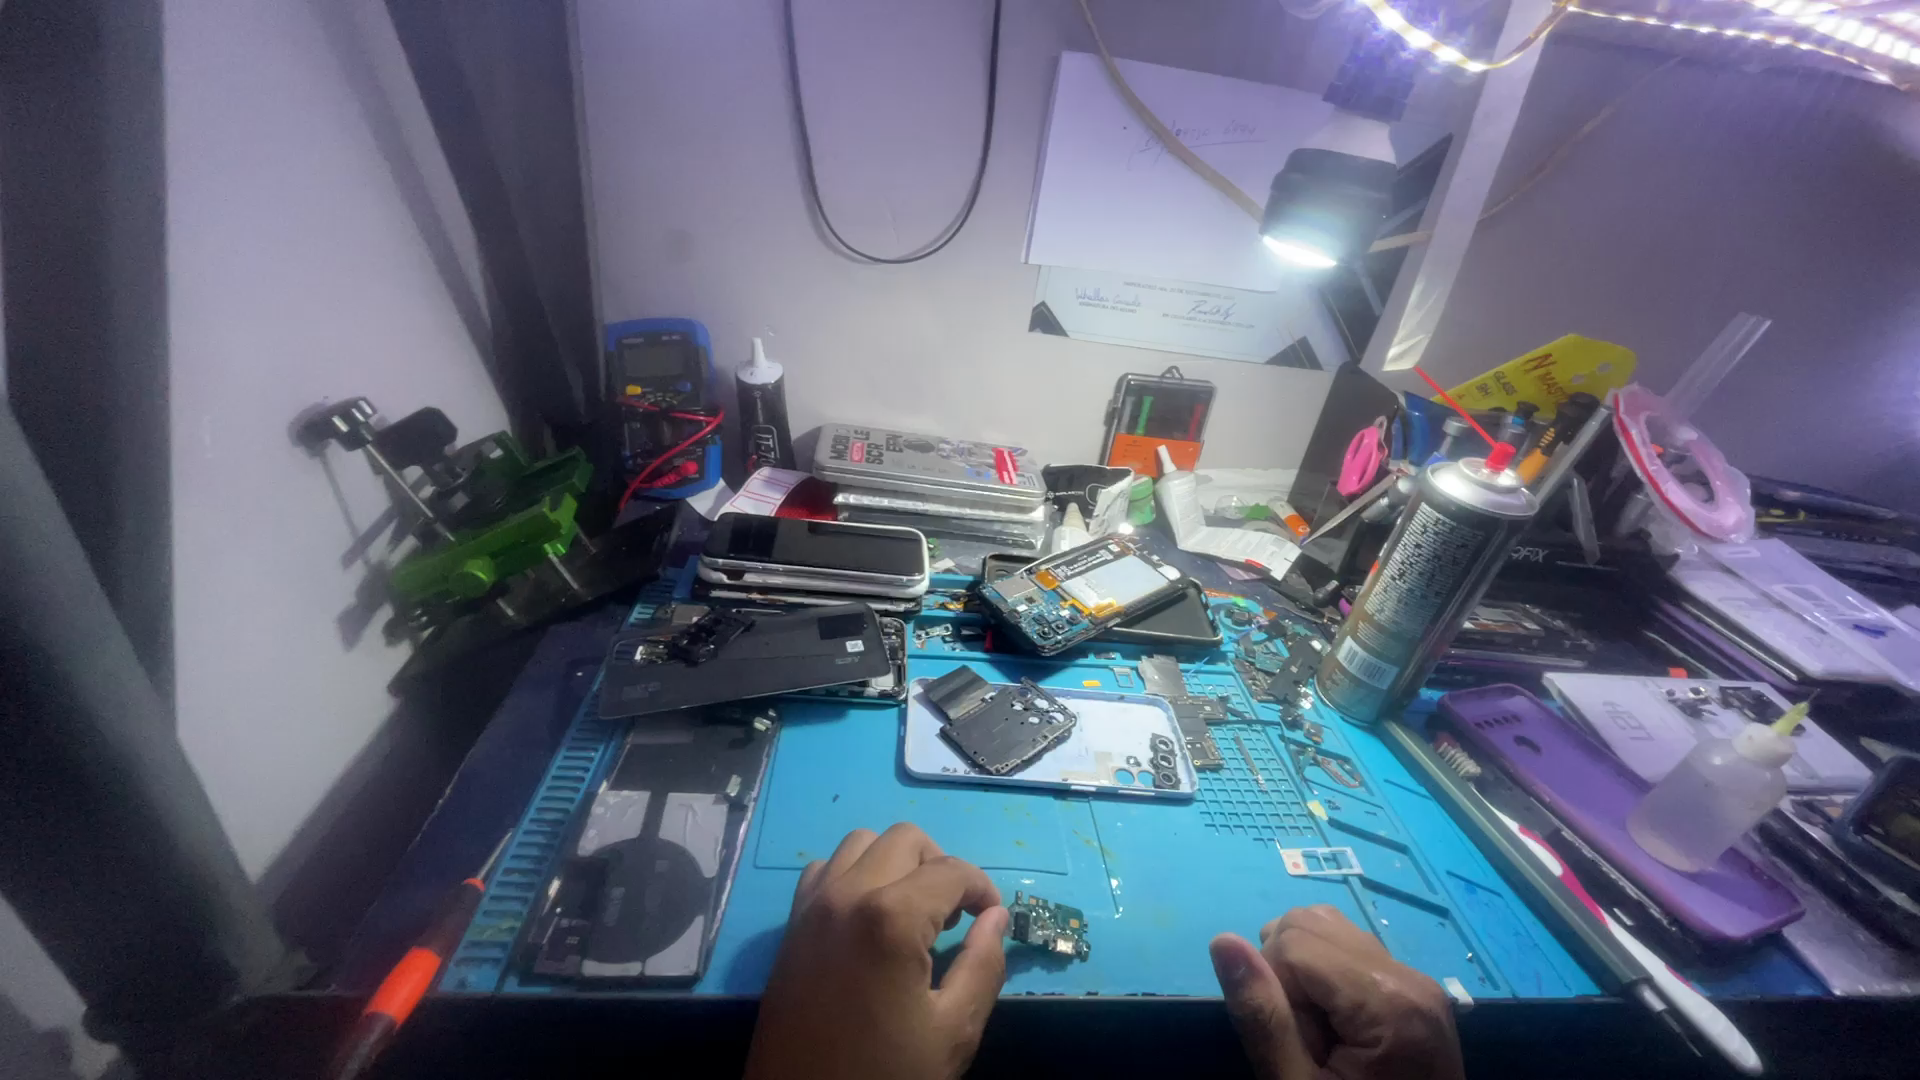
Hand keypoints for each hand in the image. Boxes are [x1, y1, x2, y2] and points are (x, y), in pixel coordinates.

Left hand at [744, 824, 1008, 1079]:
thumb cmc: (884, 1078)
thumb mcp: (952, 1033)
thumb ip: (983, 965)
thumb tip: (996, 916)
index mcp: (892, 917)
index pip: (952, 871)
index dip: (982, 889)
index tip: (991, 918)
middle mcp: (848, 893)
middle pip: (906, 839)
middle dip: (940, 867)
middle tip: (953, 916)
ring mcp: (814, 904)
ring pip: (862, 842)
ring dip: (895, 863)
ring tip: (912, 911)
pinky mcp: (792, 922)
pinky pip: (826, 868)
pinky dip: (853, 874)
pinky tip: (867, 917)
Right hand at [1210, 904, 1464, 1079]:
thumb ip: (1263, 1018)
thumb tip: (1223, 940)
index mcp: (1389, 1004)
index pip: (1291, 944)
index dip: (1275, 990)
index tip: (1299, 1048)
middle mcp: (1409, 977)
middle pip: (1304, 924)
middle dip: (1285, 972)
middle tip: (1309, 1041)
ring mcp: (1414, 978)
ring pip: (1320, 924)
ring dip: (1299, 966)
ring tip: (1319, 1029)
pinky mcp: (1410, 985)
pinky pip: (1343, 940)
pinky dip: (1321, 968)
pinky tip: (1333, 1019)